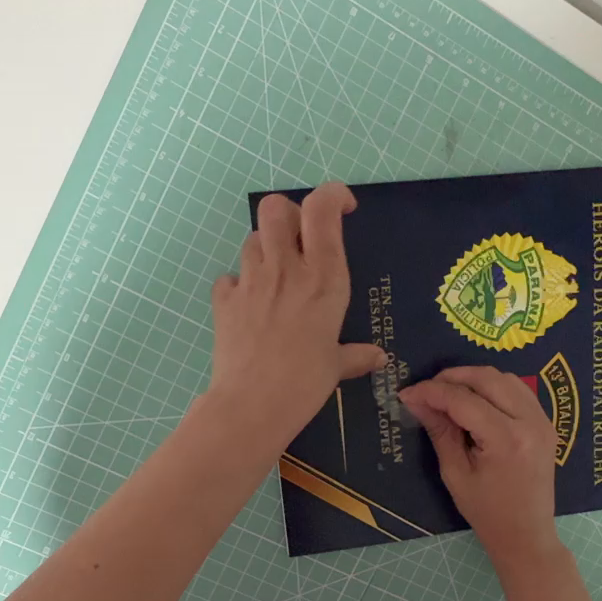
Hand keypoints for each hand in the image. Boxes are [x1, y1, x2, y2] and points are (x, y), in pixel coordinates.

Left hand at [206, 183, 384, 450]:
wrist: (252, 405)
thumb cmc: (305, 383)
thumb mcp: (336, 367)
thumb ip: (356, 355)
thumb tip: (377, 358)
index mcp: (323, 278)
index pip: (322, 208)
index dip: (332, 195)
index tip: (342, 208)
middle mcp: (286, 269)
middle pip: (276, 207)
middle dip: (288, 214)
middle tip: (300, 240)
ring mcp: (251, 281)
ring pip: (252, 239)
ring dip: (265, 250)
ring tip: (276, 278)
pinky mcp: (224, 300)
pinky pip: (229, 278)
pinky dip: (239, 285)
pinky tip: (250, 306)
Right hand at [399, 366, 563, 567]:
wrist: (526, 534)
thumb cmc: (487, 512)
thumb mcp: (455, 473)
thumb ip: (439, 431)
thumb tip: (416, 401)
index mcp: (506, 439)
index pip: (463, 400)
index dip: (431, 392)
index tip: (407, 394)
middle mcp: (530, 422)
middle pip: (487, 378)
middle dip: (452, 378)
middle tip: (427, 390)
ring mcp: (543, 420)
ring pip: (505, 378)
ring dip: (474, 379)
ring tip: (448, 394)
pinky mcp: (546, 423)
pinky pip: (518, 390)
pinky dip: (493, 388)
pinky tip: (475, 401)